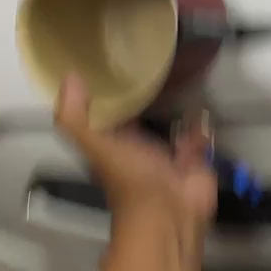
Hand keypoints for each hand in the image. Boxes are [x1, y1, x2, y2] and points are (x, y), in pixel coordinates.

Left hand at [54, 75, 218, 237]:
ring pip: (171, 122)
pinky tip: (201, 96)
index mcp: (114, 143)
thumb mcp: (97, 145)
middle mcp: (139, 147)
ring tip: (181, 70)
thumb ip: (77, 117)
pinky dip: (200, 119)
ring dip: (176, 103)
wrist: (170, 210)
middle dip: (146, 94)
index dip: (109, 89)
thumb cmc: (130, 177)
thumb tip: (69, 75)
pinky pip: (197, 132)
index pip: (109, 111)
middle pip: (141, 115)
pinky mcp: (195, 157)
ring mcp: (168, 154)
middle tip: (153, 60)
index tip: (114, 60)